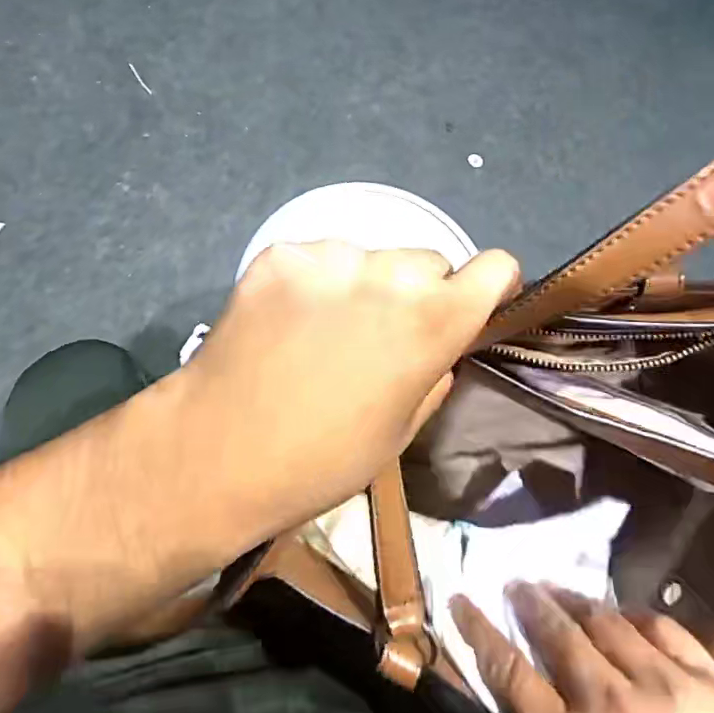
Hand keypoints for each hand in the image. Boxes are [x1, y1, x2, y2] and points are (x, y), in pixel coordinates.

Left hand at [177, 240, 519, 533]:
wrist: (217, 448)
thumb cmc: (321, 459)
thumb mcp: (401, 431)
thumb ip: (434, 372)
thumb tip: (440, 343)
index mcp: (432, 319)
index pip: (495, 267)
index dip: (492, 285)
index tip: (474, 303)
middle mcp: (389, 273)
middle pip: (426, 262)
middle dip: (417, 292)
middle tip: (379, 334)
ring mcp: (330, 256)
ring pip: (369, 257)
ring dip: (361, 284)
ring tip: (322, 332)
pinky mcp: (282, 253)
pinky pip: (318, 258)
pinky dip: (313, 282)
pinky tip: (286, 321)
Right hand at [452, 583, 713, 712]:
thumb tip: (522, 698)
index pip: (509, 672)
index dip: (479, 632)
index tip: (461, 601)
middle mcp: (611, 702)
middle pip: (556, 634)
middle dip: (529, 603)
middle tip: (517, 585)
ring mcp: (667, 687)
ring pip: (606, 621)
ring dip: (576, 601)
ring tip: (561, 591)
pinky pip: (664, 628)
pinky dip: (637, 616)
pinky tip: (624, 613)